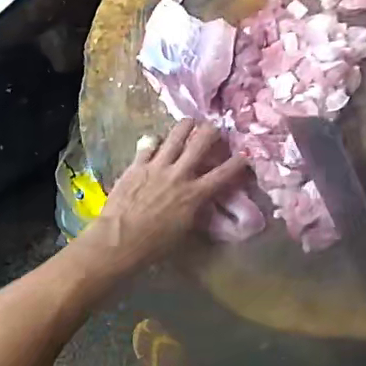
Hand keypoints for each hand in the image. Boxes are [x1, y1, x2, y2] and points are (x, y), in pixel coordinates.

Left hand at [77, 121, 247, 272]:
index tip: (245, 154)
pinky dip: (154, 140)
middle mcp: (179, 175)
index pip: (223, 174)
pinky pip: (148, 145)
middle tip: (215, 127)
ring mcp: (156, 166)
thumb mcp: (183, 230)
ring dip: (186, 126)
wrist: (120, 238)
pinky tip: (156, 138)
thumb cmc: (154, 244)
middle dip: (211, 131)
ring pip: (175, 137)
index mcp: (194, 194)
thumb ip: (195, 211)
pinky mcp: (136, 165)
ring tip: (190, 121)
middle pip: (200, 143)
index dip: (238, 163)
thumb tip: (202, 203)